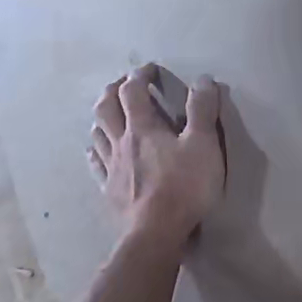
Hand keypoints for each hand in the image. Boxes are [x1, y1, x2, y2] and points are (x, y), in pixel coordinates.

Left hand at [88, 65, 226, 247]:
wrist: (156, 231)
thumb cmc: (185, 186)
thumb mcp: (204, 145)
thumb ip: (202, 111)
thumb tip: (203, 80)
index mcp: (143, 128)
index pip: (133, 92)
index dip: (140, 76)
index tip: (149, 69)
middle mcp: (121, 142)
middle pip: (106, 108)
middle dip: (113, 91)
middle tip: (124, 84)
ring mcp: (112, 167)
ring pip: (98, 133)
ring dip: (102, 118)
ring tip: (110, 114)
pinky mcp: (109, 189)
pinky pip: (96, 163)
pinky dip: (96, 150)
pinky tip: (97, 151)